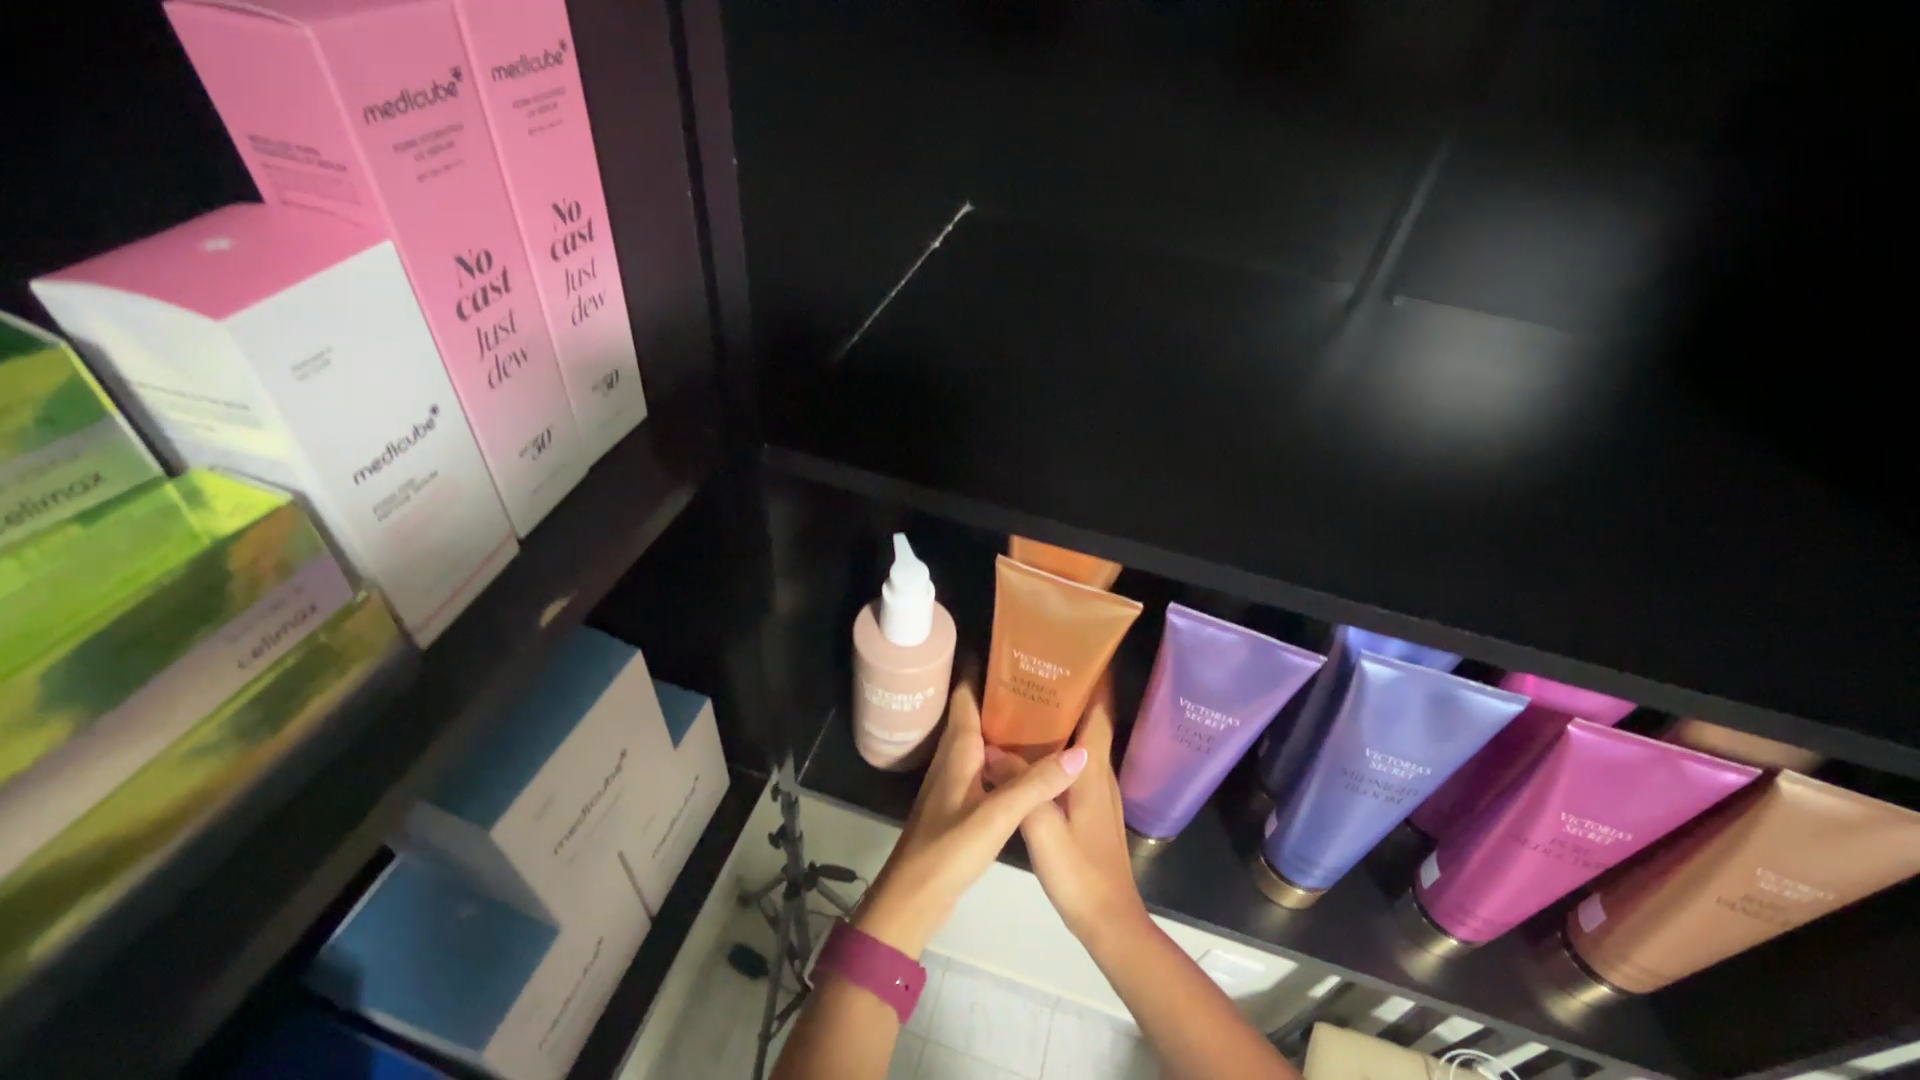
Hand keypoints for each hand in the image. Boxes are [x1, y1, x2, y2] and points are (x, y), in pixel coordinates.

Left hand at [855, 679, 1090, 957]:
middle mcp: (952, 758)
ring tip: (1038, 711)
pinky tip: (1023, 762)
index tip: (1007, 644)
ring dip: (1001, 723)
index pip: (965, 696)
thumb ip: (1036, 784)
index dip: (980, 668)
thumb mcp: (997, 816)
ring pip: (979, 739)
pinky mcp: (958, 804)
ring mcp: (954, 782)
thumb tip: (1080, 752)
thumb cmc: (948, 850)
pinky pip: (982, 765)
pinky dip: (1002, 754)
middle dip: (999, 691)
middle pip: (974, 713)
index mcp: (957, 751)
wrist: (912, 897)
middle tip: (1037, 674)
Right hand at [984, 676, 1151, 946]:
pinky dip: (1056, 748)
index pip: (1099, 712)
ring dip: (1062, 720)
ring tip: (1025, 701)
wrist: (1108, 919)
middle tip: (1035, 670)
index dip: (1095, 680)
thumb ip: (1019, 785)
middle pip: (1090, 722)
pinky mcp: (1089, 810)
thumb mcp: (1041, 828)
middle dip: (1070, 693)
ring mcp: (1097, 793)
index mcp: (1093, 771)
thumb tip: (991, 749)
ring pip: (1081, 744)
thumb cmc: (1079, 871)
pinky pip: (1074, 764)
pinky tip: (1029, 753)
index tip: (1078, 651)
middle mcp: (1100, 774)